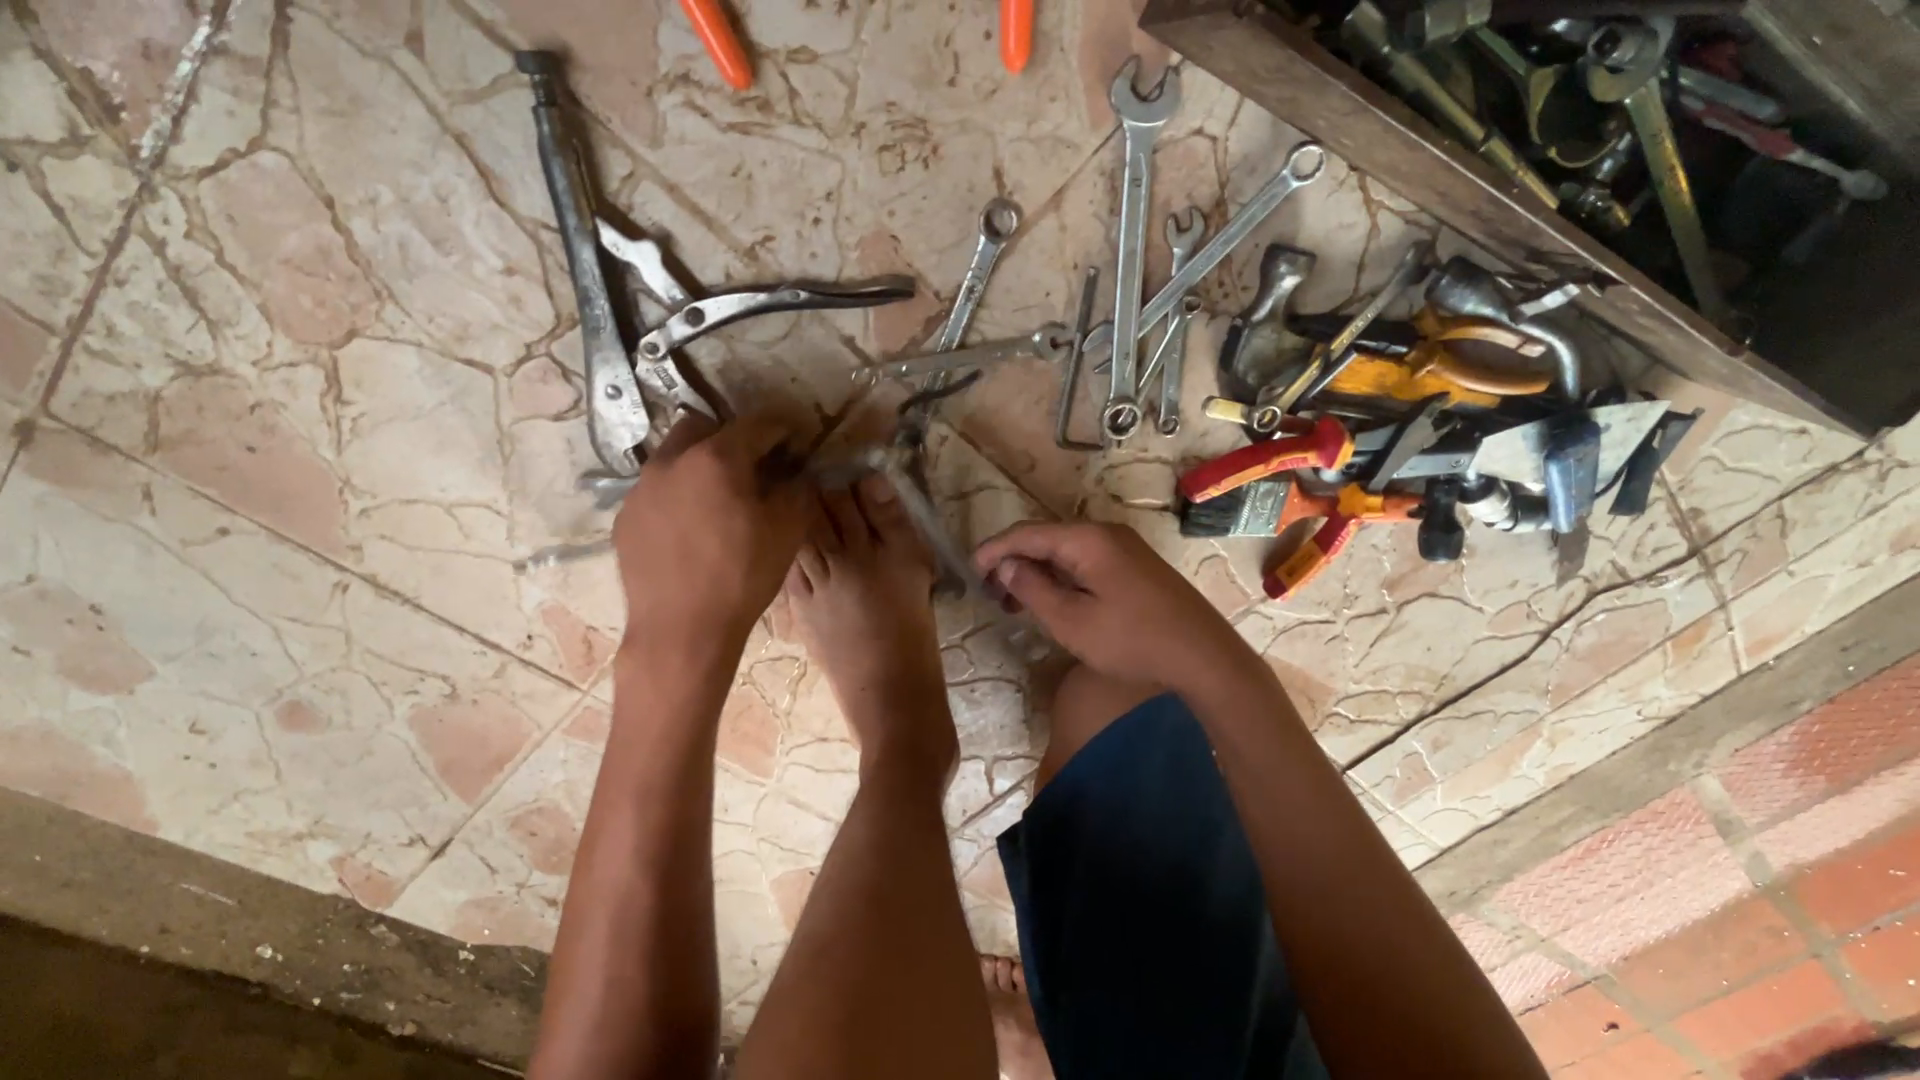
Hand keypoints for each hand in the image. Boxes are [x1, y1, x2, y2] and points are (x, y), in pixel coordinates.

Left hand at [613, 412, 809, 649]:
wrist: (681, 631)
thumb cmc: (741, 577)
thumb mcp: (788, 531)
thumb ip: (797, 489)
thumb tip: (795, 474)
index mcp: (716, 458)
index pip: (756, 425)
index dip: (780, 429)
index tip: (793, 438)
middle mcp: (671, 461)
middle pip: (701, 428)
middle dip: (728, 438)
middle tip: (749, 466)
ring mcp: (641, 490)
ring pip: (672, 459)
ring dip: (697, 466)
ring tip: (716, 499)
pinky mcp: (625, 519)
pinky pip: (655, 493)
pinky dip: (676, 498)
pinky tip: (690, 530)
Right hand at [973, 521, 1252, 691]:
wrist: (1203, 655)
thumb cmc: (1132, 641)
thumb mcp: (1072, 621)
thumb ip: (1034, 590)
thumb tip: (1007, 566)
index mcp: (1087, 539)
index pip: (1026, 533)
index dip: (994, 550)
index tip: (970, 572)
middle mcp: (1105, 533)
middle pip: (1046, 538)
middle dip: (1014, 562)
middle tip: (992, 595)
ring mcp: (1124, 548)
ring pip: (1066, 551)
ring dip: (1037, 572)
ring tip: (1015, 603)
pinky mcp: (1135, 566)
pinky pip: (1086, 562)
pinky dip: (1061, 577)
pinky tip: (1053, 602)